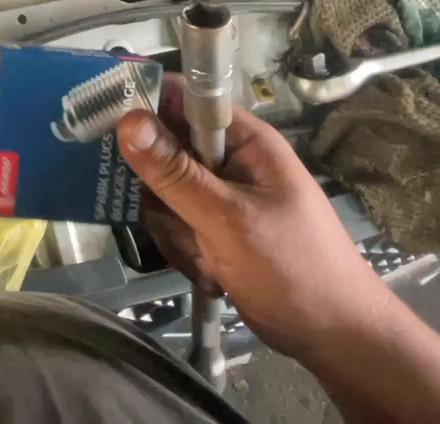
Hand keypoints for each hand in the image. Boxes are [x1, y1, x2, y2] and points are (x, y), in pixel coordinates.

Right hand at [116, 76, 399, 361]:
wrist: (338, 342)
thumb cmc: (296, 271)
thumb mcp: (230, 220)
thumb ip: (176, 173)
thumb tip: (126, 120)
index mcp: (242, 138)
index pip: (179, 98)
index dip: (140, 101)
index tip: (102, 118)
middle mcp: (225, 157)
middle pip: (160, 145)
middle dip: (156, 185)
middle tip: (158, 209)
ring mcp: (216, 193)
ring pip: (159, 188)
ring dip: (170, 224)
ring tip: (199, 253)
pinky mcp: (209, 224)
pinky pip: (169, 219)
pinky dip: (178, 244)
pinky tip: (205, 270)